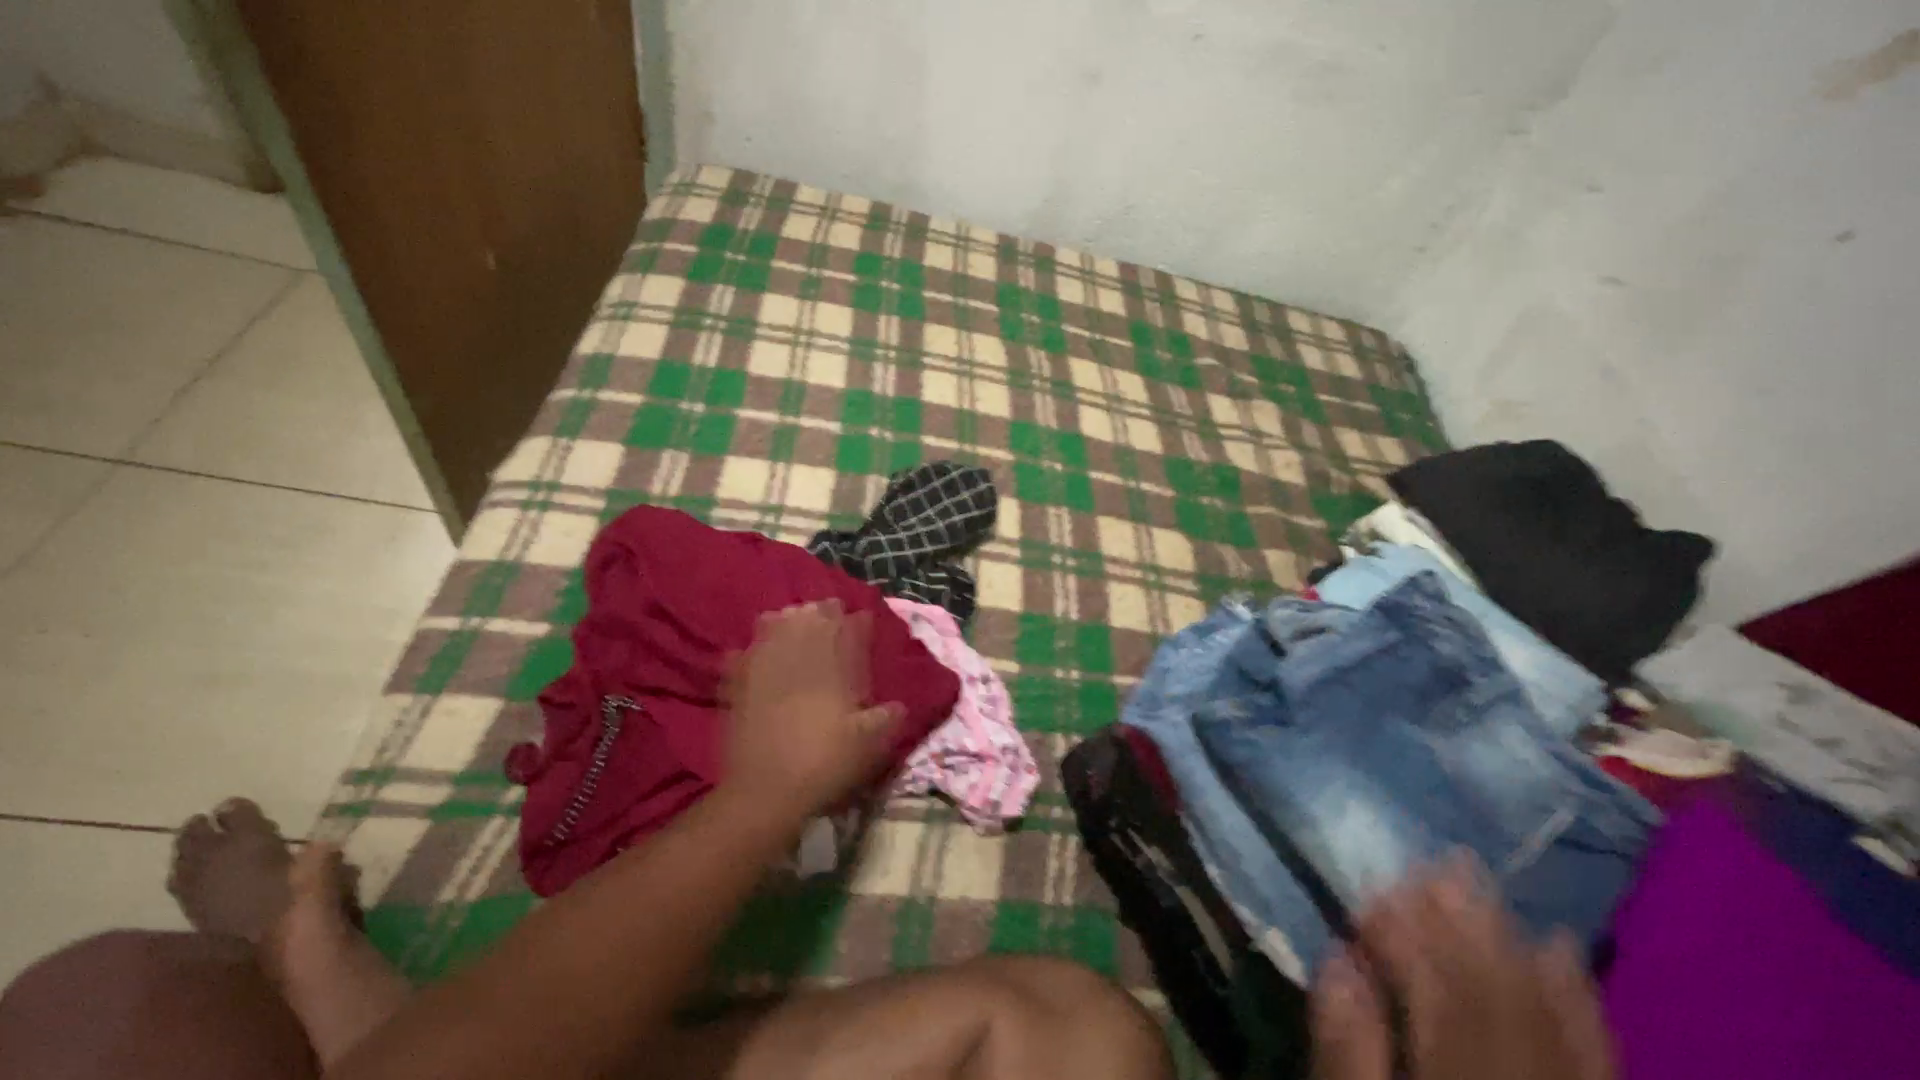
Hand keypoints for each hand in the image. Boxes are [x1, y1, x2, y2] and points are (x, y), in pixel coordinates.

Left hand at [720, 600, 904, 819]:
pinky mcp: (736, 679)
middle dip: (824, 614)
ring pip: (775, 621)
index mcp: (835, 663)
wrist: (764, 790)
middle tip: (830, 624)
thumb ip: (886, 719)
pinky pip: (744, 651)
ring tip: (794, 633)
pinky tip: (758, 659)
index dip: (858, 623)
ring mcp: (763, 662)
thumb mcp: (869, 745)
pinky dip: (754, 650)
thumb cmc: (823, 764)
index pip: (852, 624)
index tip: (862, 626)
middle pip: (812, 613)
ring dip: (788, 622)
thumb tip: (897, 706)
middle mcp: (799, 652)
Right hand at [1311, 855, 1615, 1079]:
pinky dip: (1574, 994)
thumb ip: (1348, 1050)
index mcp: (1455, 1074)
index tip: (1371, 890)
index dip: (1401, 932)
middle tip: (1428, 861)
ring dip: (1505, 936)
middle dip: (1455, 918)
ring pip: (1539, 1003)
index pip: (1431, 988)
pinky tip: (1558, 945)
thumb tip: (1337, 962)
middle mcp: (1517, 1074)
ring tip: (1475, 878)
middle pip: (1488, 986)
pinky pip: (1595, 1048)